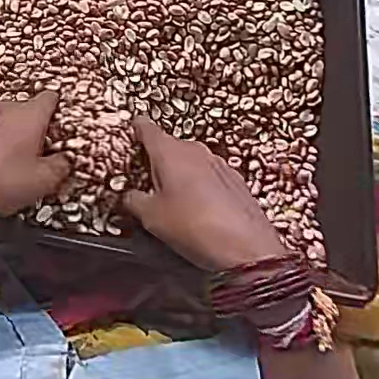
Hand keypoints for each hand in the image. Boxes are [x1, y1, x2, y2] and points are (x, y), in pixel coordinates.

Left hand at [0, 92, 72, 215]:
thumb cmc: (0, 181)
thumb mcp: (46, 179)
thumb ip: (63, 164)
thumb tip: (65, 160)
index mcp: (30, 113)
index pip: (51, 98)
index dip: (59, 112)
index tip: (62, 128)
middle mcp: (6, 109)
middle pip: (30, 109)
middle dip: (38, 127)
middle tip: (44, 153)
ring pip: (9, 120)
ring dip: (16, 134)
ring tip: (20, 162)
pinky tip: (0, 164)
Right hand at [121, 116, 285, 270]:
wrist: (249, 250)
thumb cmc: (194, 226)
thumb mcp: (151, 217)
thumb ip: (134, 199)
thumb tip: (129, 195)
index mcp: (168, 151)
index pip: (146, 127)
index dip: (134, 129)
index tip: (129, 133)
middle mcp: (194, 150)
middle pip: (168, 145)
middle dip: (156, 158)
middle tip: (145, 179)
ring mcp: (218, 163)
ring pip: (190, 160)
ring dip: (180, 172)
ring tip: (172, 198)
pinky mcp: (236, 180)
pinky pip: (209, 175)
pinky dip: (200, 184)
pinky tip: (199, 208)